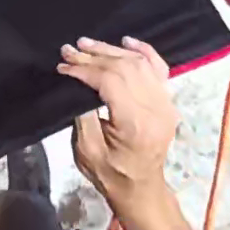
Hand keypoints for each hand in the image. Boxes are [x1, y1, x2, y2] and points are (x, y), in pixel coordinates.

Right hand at [61, 37, 180, 218]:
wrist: (141, 189)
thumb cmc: (109, 173)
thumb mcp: (86, 149)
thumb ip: (82, 114)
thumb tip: (74, 82)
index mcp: (136, 123)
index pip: (109, 81)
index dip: (84, 69)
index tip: (62, 66)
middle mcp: (156, 109)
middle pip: (124, 68)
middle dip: (93, 56)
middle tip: (68, 50)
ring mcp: (166, 104)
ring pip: (138, 63)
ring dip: (110, 50)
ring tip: (86, 44)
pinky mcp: (167, 101)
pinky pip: (159, 68)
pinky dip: (144, 51)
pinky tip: (126, 40)